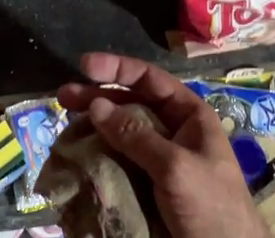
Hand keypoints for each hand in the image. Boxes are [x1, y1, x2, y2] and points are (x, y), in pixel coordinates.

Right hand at [58, 53, 270, 237]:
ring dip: (94, 130)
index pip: (149, 79)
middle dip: (97, 99)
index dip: (117, 68)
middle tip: (63, 99)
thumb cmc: (211, 207)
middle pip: (130, 104)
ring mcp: (160, 161)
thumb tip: (96, 104)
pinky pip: (120, 164)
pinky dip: (99, 158)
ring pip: (121, 135)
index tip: (84, 65)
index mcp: (189, 116)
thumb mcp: (175, 167)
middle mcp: (173, 132)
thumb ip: (136, 135)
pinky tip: (79, 157)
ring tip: (66, 128)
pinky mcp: (149, 188)